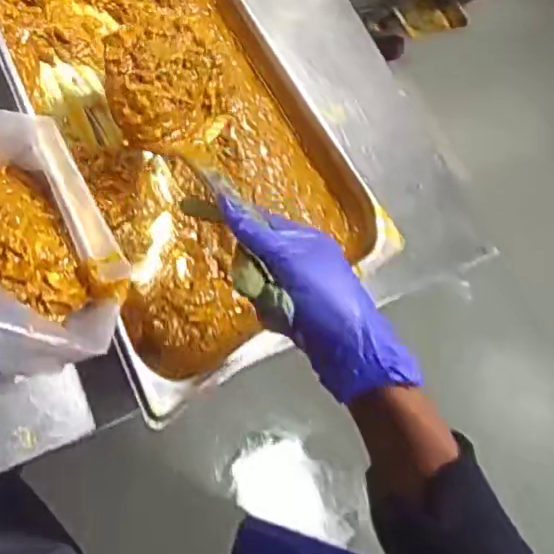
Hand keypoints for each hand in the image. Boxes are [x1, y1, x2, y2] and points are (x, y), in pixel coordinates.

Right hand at [219, 194, 420, 402]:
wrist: (352, 354)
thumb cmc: (325, 297)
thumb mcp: (287, 259)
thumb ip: (255, 232)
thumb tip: (225, 199)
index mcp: (303, 238)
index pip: (261, 220)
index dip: (235, 217)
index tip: (201, 210)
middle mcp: (300, 258)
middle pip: (254, 252)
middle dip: (251, 267)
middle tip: (260, 280)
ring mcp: (298, 286)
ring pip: (257, 280)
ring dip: (261, 293)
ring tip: (280, 306)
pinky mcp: (295, 311)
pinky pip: (266, 302)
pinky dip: (270, 311)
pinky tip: (285, 321)